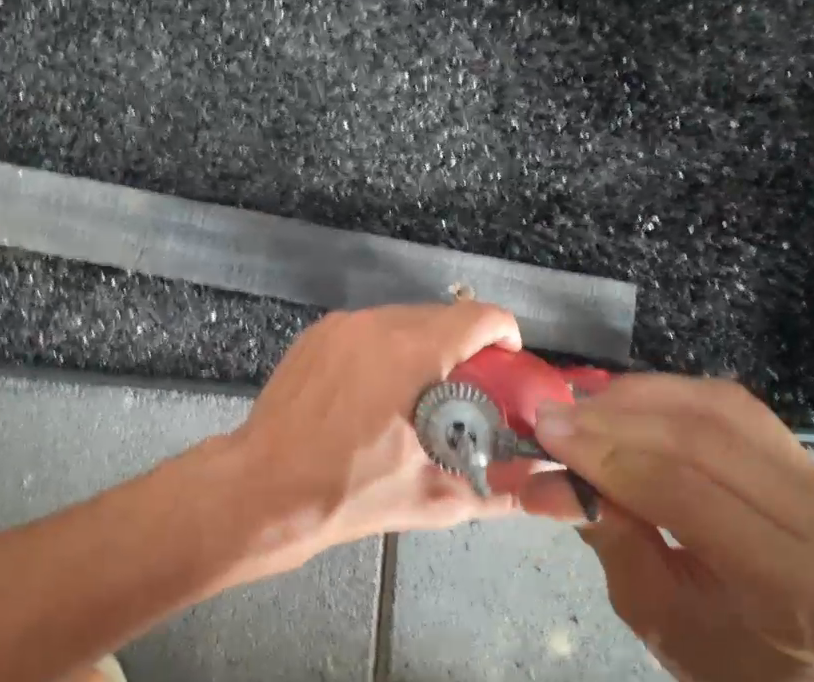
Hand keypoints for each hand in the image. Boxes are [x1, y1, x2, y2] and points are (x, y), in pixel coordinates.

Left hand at [229, 301, 552, 569]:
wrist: (264, 487)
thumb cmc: (350, 492)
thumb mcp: (433, 497)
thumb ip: (499, 485)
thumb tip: (549, 487)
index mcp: (409, 353)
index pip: (477, 317)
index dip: (504, 335)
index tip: (511, 365)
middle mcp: (374, 324)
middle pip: (440, 316)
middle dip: (464, 348)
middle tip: (473, 392)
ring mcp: (338, 326)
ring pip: (401, 320)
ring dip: (423, 347)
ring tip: (424, 395)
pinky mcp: (314, 335)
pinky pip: (366, 330)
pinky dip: (384, 349)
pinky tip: (379, 392)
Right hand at [526, 375, 813, 681]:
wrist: (808, 671)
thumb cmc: (726, 658)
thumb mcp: (654, 612)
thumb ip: (606, 534)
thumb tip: (537, 480)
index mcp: (809, 593)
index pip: (688, 495)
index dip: (607, 457)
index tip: (543, 436)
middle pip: (704, 440)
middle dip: (611, 420)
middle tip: (548, 417)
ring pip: (720, 409)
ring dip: (637, 398)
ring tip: (581, 408)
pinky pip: (733, 409)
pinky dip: (669, 397)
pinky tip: (626, 404)